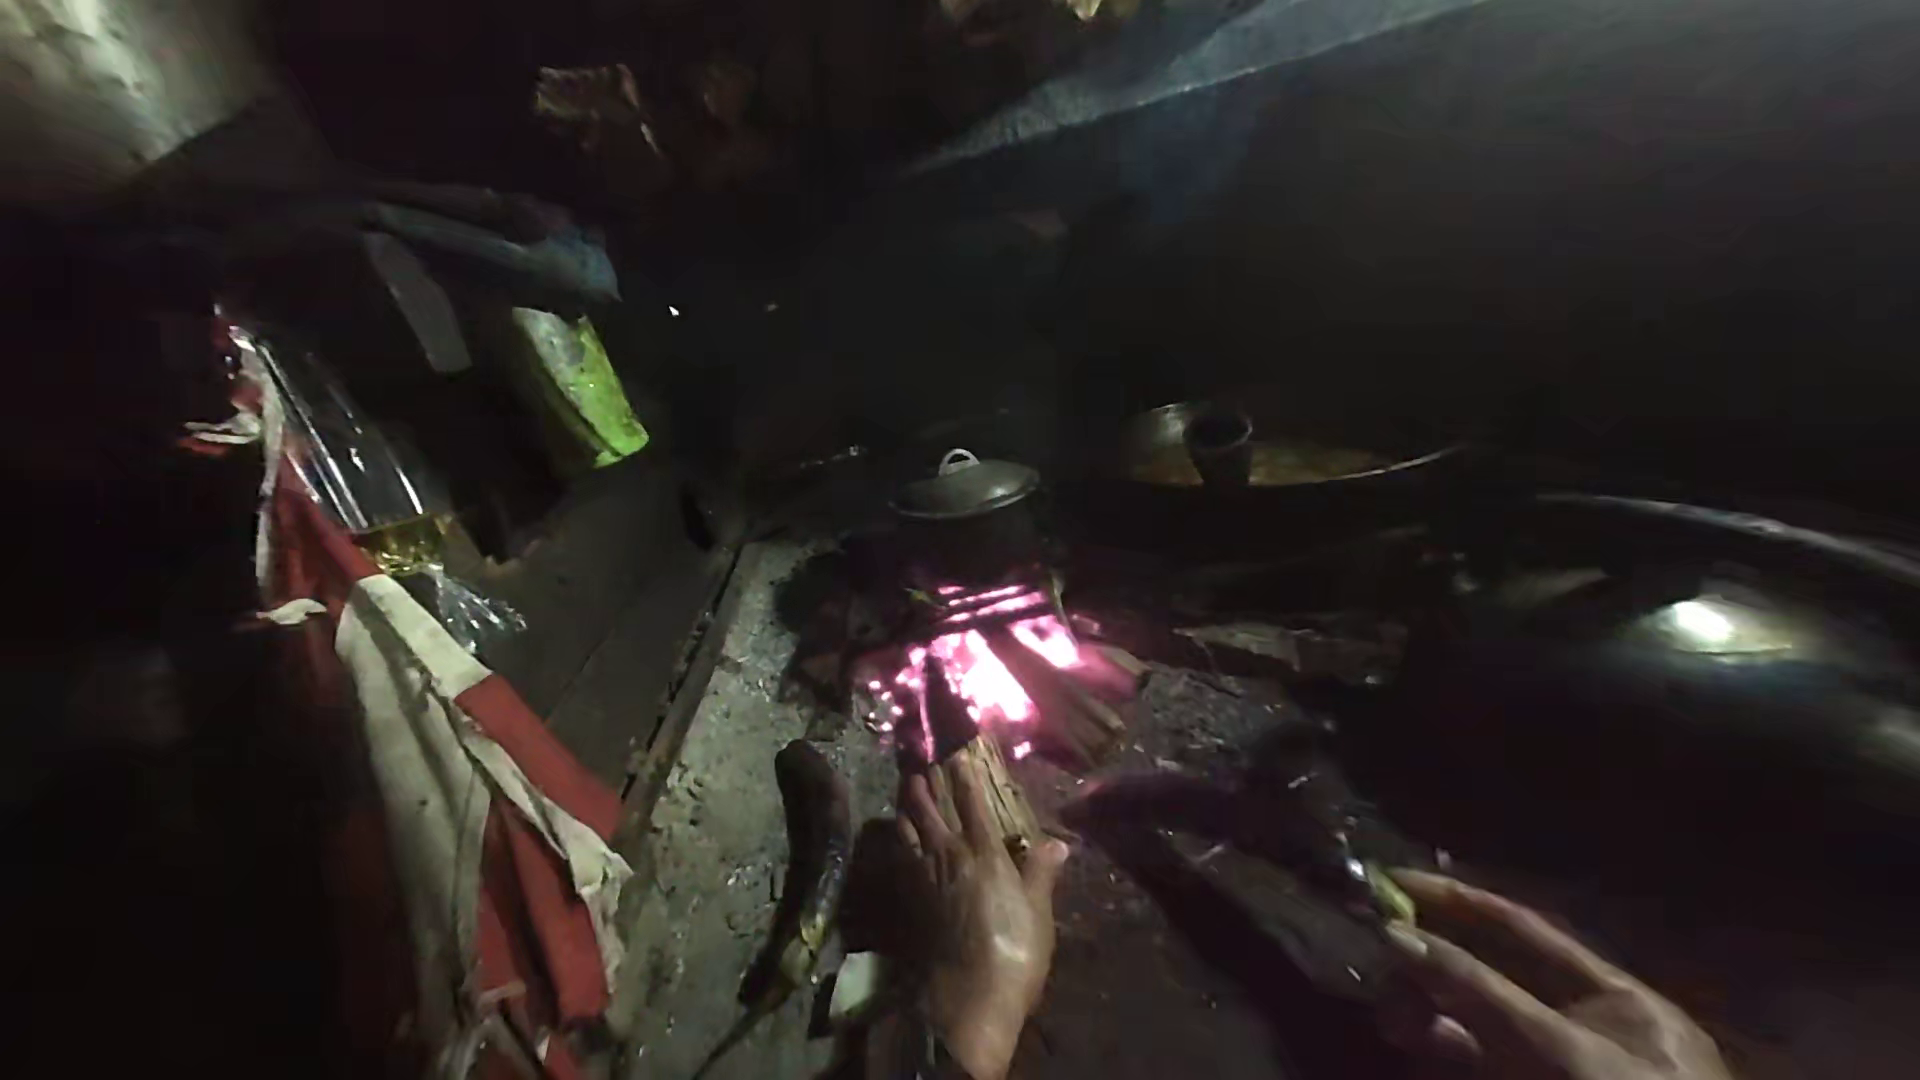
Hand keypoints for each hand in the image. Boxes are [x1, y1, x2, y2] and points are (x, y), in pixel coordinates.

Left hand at [898, 759, 1070, 1079]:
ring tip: (906, 785)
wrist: (966, 996)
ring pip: (909, 826)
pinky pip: (900, 853)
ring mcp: (925, 873)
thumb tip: (1059, 843)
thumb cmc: (1012, 952)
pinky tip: (897, 831)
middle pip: (931, 807)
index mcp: (984, 852)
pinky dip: (898, 835)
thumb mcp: (1037, 913)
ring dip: (907, 802)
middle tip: (920, 760)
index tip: (958, 751)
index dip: (965, 773)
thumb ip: (1040, 873)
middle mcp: (950, 853)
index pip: (972, 801)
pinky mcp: (910, 895)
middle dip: (925, 780)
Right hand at [1380, 870, 1731, 1079]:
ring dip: (1424, 1000)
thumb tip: (1391, 932)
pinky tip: (1407, 1037)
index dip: (1451, 896)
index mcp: (1614, 995)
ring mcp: (1556, 1060)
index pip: (1518, 923)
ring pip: (1473, 1006)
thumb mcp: (1557, 1050)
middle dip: (1429, 954)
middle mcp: (1584, 1018)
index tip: (1388, 880)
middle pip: (1489, 962)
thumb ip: (1474, 986)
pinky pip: (1472, 1049)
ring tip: (1389, 1014)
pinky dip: (1438, 1037)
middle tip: (1375, 950)